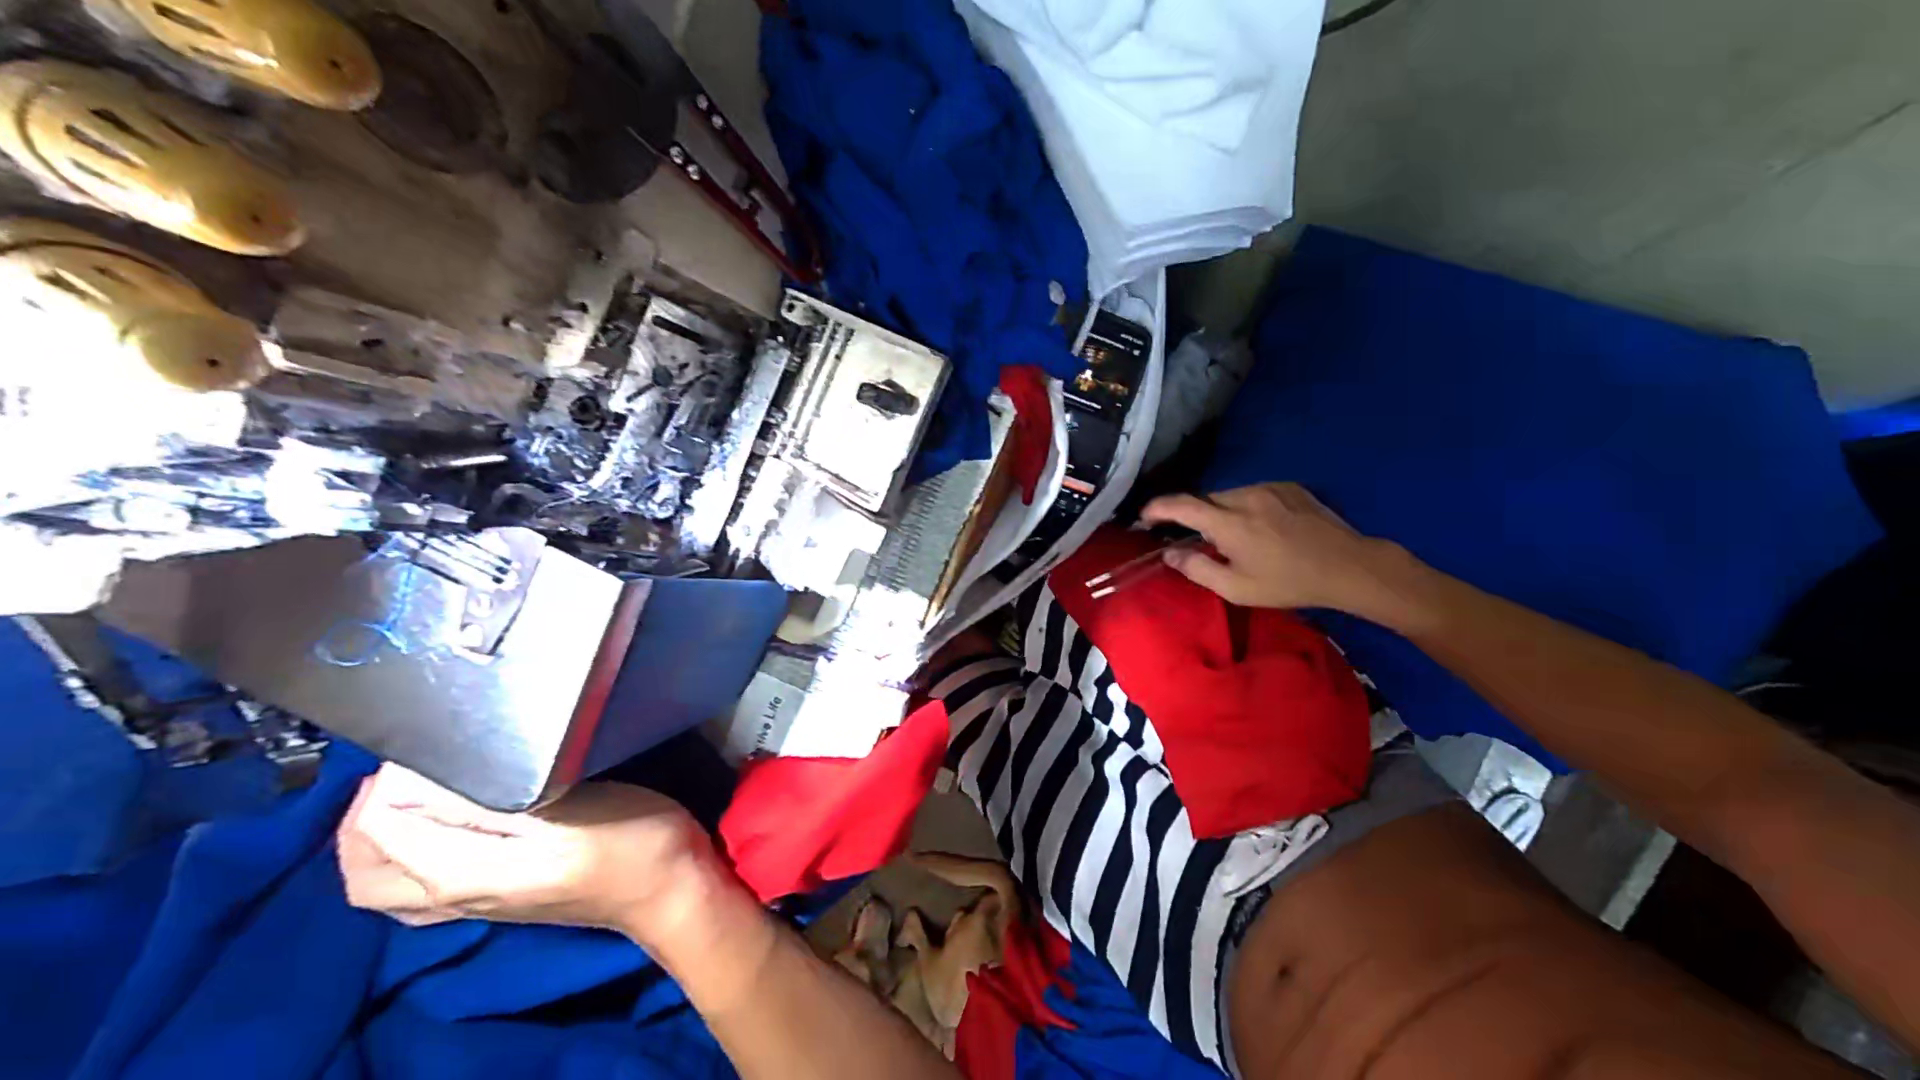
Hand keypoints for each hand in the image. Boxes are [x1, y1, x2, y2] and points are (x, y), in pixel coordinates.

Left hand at [337, 765, 729, 945]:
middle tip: (402, 768)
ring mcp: (473, 905)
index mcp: (460, 872)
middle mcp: (451, 896)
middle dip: (363, 817)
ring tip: (409, 794)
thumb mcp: (563, 806)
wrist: (666, 888)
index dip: (391, 777)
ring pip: (386, 885)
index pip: (379, 827)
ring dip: (379, 841)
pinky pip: (417, 890)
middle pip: (365, 870)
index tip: (430, 737)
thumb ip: (484, 797)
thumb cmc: (626, 839)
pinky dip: (407, 858)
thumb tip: (415, 777)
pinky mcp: (495, 900)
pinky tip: (441, 830)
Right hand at [1139, 482, 1419, 617]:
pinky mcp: (1290, 487)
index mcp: (1229, 523)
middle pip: (1205, 500)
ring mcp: (1270, 488)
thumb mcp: (1237, 588)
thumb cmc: (1289, 582)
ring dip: (1222, 512)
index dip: (1157, 508)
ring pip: (1230, 496)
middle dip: (1194, 516)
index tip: (1145, 517)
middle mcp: (1245, 496)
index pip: (1181, 505)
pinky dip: (1247, 507)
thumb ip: (1197, 569)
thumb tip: (1170, 555)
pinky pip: (1254, 493)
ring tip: (1235, 537)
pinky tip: (1262, 528)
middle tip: (1197, 540)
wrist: (1349, 566)